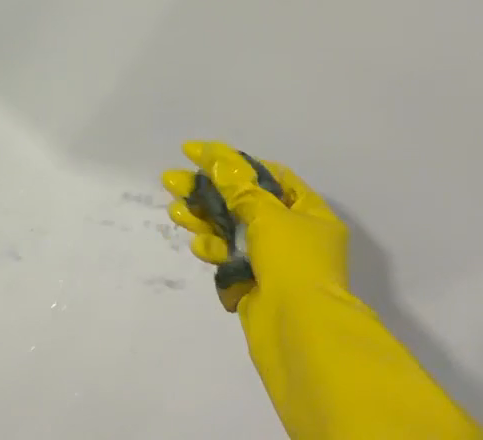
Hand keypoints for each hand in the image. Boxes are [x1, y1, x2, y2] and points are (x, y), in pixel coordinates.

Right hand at [162, 141, 349, 312]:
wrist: (299, 329)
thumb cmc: (292, 262)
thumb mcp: (265, 213)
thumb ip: (237, 184)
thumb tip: (215, 159)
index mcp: (310, 213)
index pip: (270, 175)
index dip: (233, 160)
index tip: (196, 153)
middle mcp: (294, 234)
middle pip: (243, 200)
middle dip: (207, 190)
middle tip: (172, 180)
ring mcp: (274, 260)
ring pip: (230, 228)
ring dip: (202, 216)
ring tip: (174, 210)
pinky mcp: (254, 281)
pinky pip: (229, 255)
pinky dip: (213, 247)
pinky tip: (200, 246)